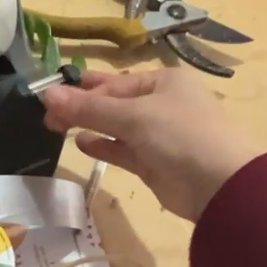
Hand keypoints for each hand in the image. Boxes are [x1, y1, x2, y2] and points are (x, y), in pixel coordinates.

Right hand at [41, 68, 266, 221]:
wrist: (219, 185)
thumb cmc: (180, 135)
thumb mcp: (133, 116)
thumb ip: (89, 109)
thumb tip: (47, 95)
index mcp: (164, 82)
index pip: (115, 83)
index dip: (83, 89)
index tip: (49, 96)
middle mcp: (162, 105)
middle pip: (114, 104)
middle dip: (82, 107)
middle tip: (47, 115)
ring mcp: (158, 136)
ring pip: (117, 128)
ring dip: (90, 126)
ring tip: (56, 128)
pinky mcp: (154, 165)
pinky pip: (123, 151)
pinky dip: (103, 147)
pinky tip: (81, 144)